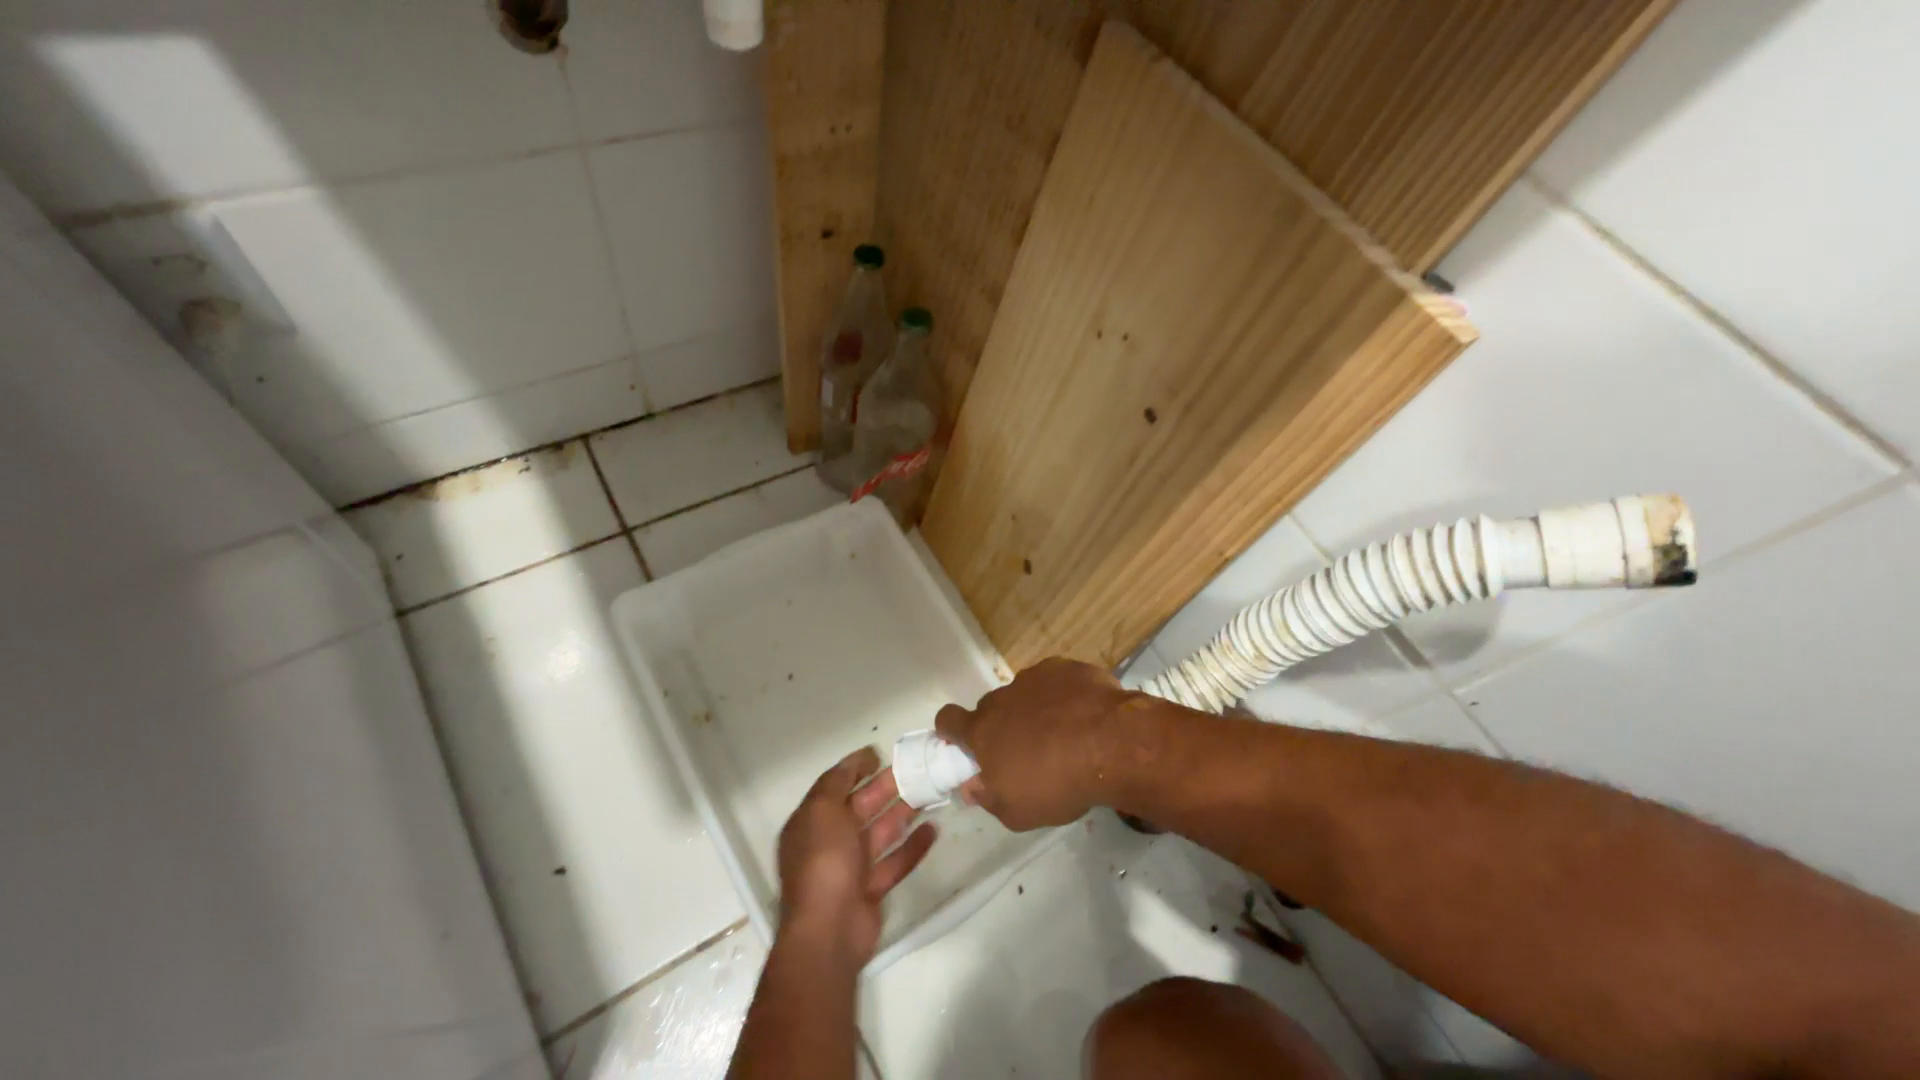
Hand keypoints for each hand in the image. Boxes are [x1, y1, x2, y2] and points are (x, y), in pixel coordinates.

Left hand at [776, 747, 936, 964]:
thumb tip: (854, 761)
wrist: (828, 930)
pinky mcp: (871, 890)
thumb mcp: (822, 811)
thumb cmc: (823, 863)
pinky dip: (912, 846)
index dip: (854, 768)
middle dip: (885, 787)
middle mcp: (828, 842)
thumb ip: (837, 782)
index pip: (833, 786)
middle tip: (916, 770)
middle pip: (861, 808)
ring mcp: (850, 868)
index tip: (880, 752)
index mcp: (811, 822)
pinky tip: (934, 830)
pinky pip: (894, 862)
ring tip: (930, 793)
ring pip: (880, 833)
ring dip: (903, 813)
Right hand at [934, 657, 1135, 829]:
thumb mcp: (1017, 812)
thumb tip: (972, 786)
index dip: (950, 731)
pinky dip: (1063, 696)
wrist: (1112, 745)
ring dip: (1034, 711)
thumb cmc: (1058, 784)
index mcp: (983, 732)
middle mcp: (1003, 699)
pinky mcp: (1066, 669)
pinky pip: (1056, 682)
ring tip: (1064, 734)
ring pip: (1024, 694)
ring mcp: (1035, 679)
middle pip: (990, 708)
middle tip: (1026, 751)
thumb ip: (988, 798)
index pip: (947, 720)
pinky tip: (1085, 715)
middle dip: (1001, 726)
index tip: (964, 744)